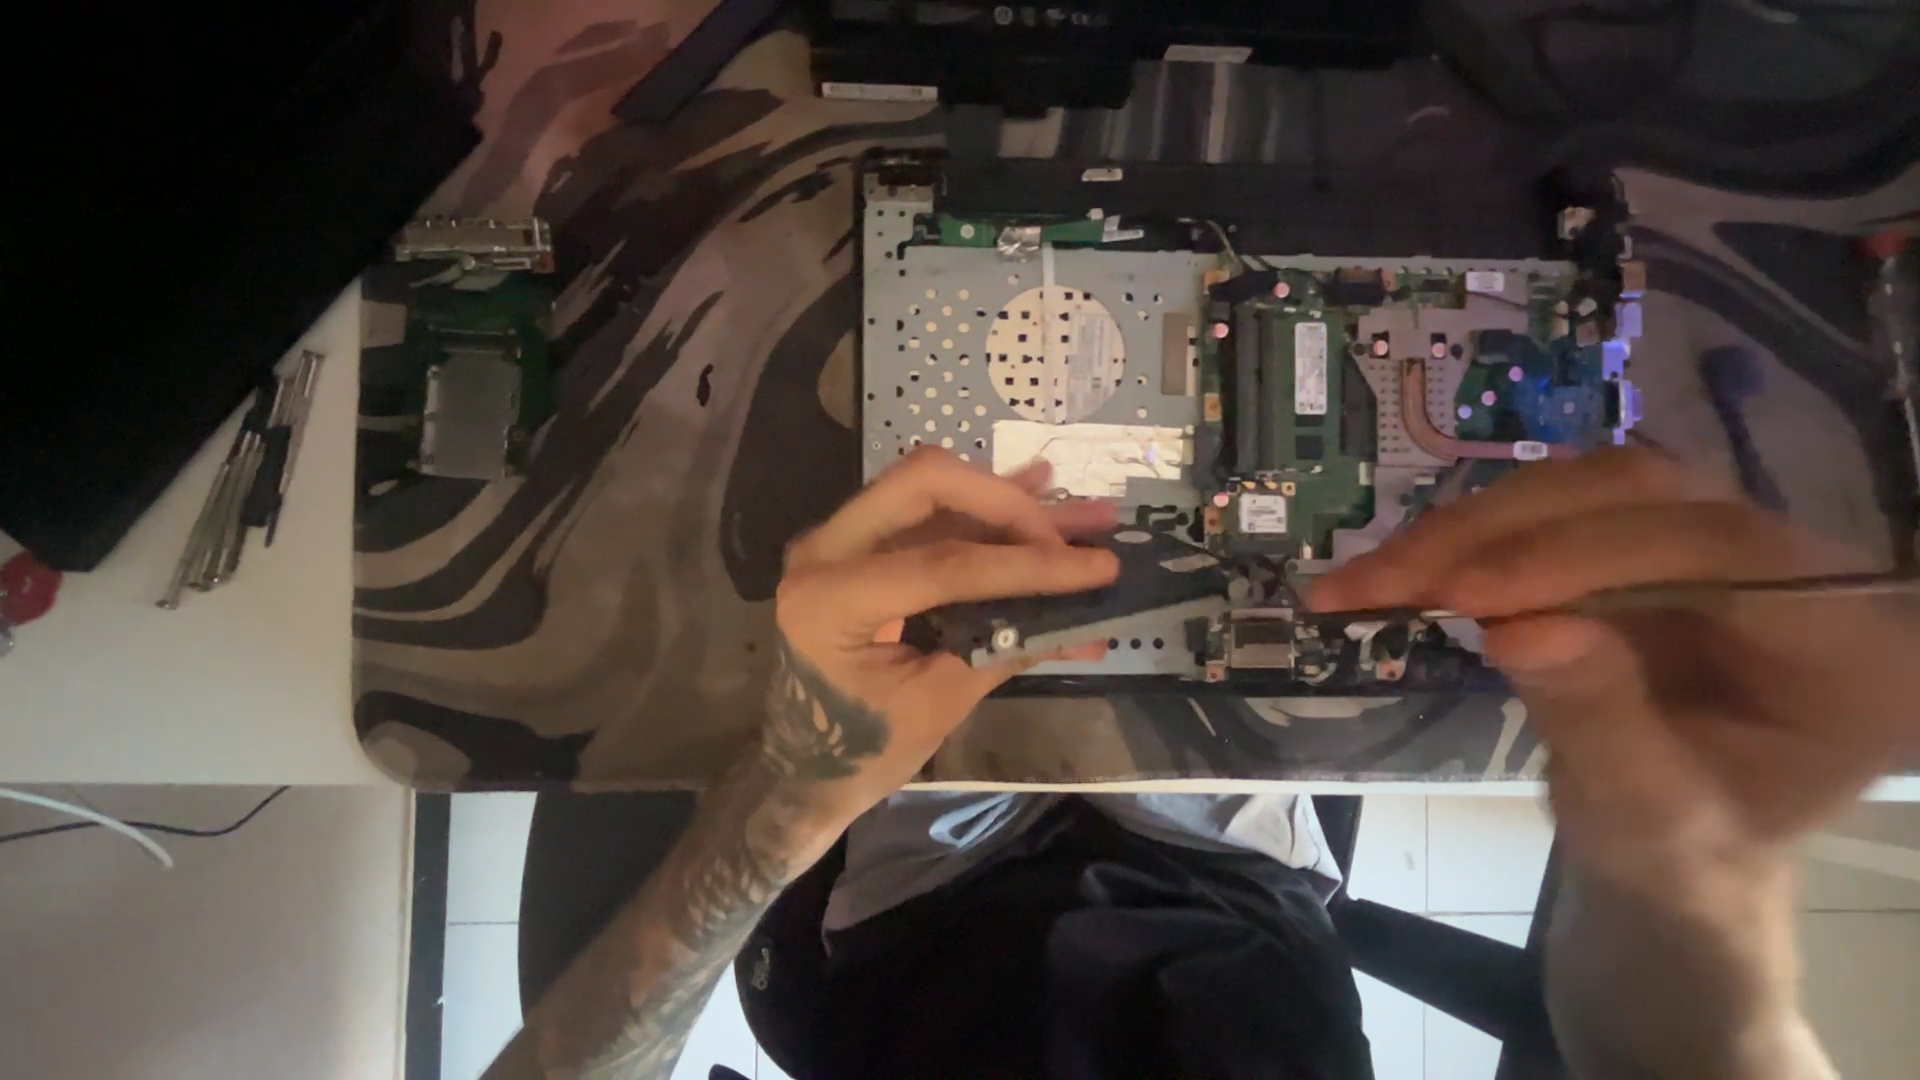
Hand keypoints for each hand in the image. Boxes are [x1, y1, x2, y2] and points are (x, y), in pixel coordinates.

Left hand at [765, 448, 1119, 828]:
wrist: (802, 763)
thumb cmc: (858, 748)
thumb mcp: (935, 705)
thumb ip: (1003, 649)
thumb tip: (1086, 620)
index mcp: (830, 599)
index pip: (943, 563)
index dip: (1027, 565)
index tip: (1098, 569)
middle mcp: (825, 549)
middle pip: (925, 483)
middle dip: (1007, 504)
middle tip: (1067, 541)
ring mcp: (841, 539)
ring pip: (933, 489)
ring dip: (1010, 503)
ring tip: (1087, 512)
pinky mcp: (864, 544)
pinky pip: (930, 511)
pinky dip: (987, 510)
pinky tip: (1043, 494)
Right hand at [1311, 449, 1919, 888]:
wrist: (1663, 846)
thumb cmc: (1677, 849)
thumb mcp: (1643, 810)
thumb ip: (1598, 719)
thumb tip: (1517, 627)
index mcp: (1848, 643)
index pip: (1720, 548)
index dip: (1583, 553)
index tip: (1463, 596)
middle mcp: (1786, 568)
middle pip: (1631, 493)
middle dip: (1491, 533)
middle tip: (1386, 580)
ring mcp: (1696, 548)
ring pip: (1565, 491)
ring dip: (1453, 533)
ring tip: (1363, 581)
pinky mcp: (1623, 547)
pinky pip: (1528, 516)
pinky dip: (1446, 544)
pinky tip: (1386, 574)